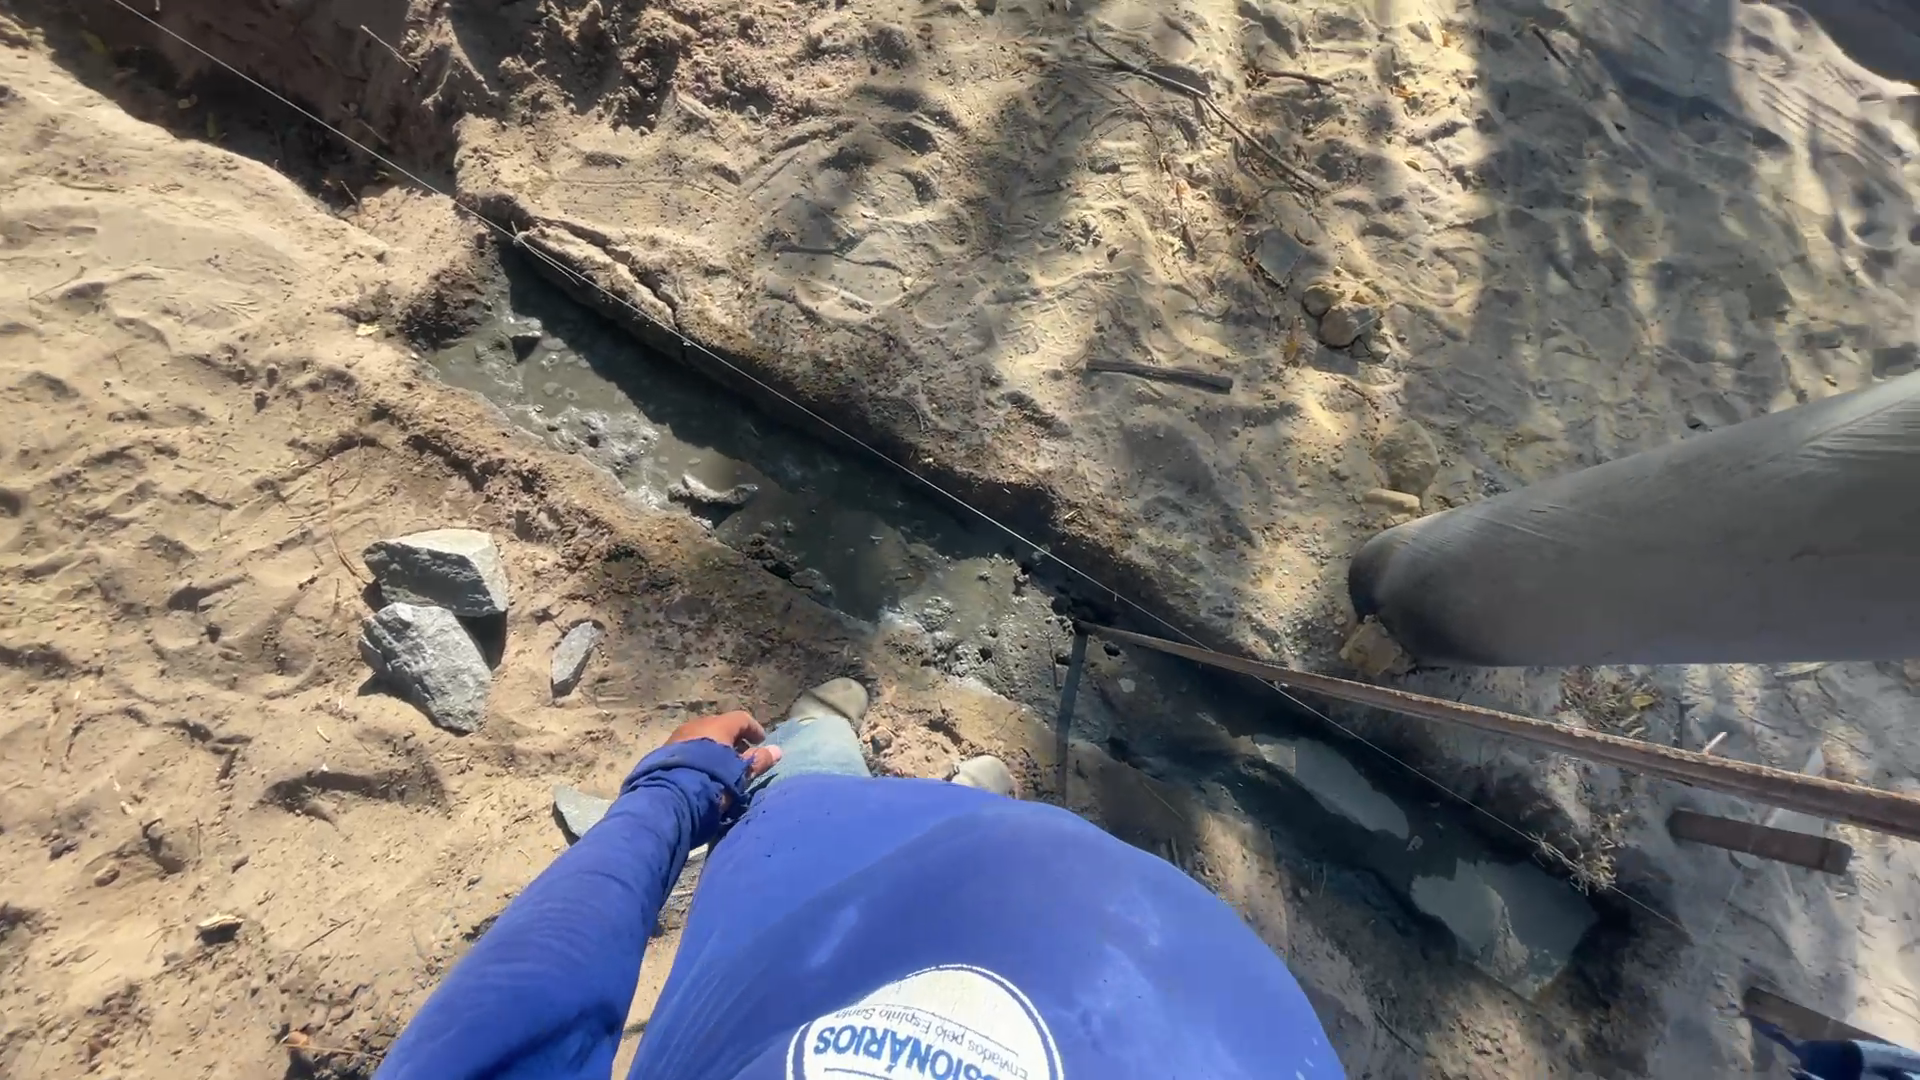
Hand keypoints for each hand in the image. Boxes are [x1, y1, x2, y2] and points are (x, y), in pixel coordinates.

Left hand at [665, 710, 780, 808]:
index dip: (754, 729)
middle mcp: (697, 725)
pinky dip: (697, 756)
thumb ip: (759, 760)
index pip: (741, 719)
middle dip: (732, 739)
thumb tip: (777, 751)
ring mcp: (677, 738)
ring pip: (701, 737)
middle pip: (719, 726)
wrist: (669, 797)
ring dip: (713, 748)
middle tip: (741, 755)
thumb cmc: (713, 780)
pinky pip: (686, 749)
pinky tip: (699, 772)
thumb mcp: (741, 773)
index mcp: (718, 726)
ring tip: (720, 766)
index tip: (761, 742)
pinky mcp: (662, 753)